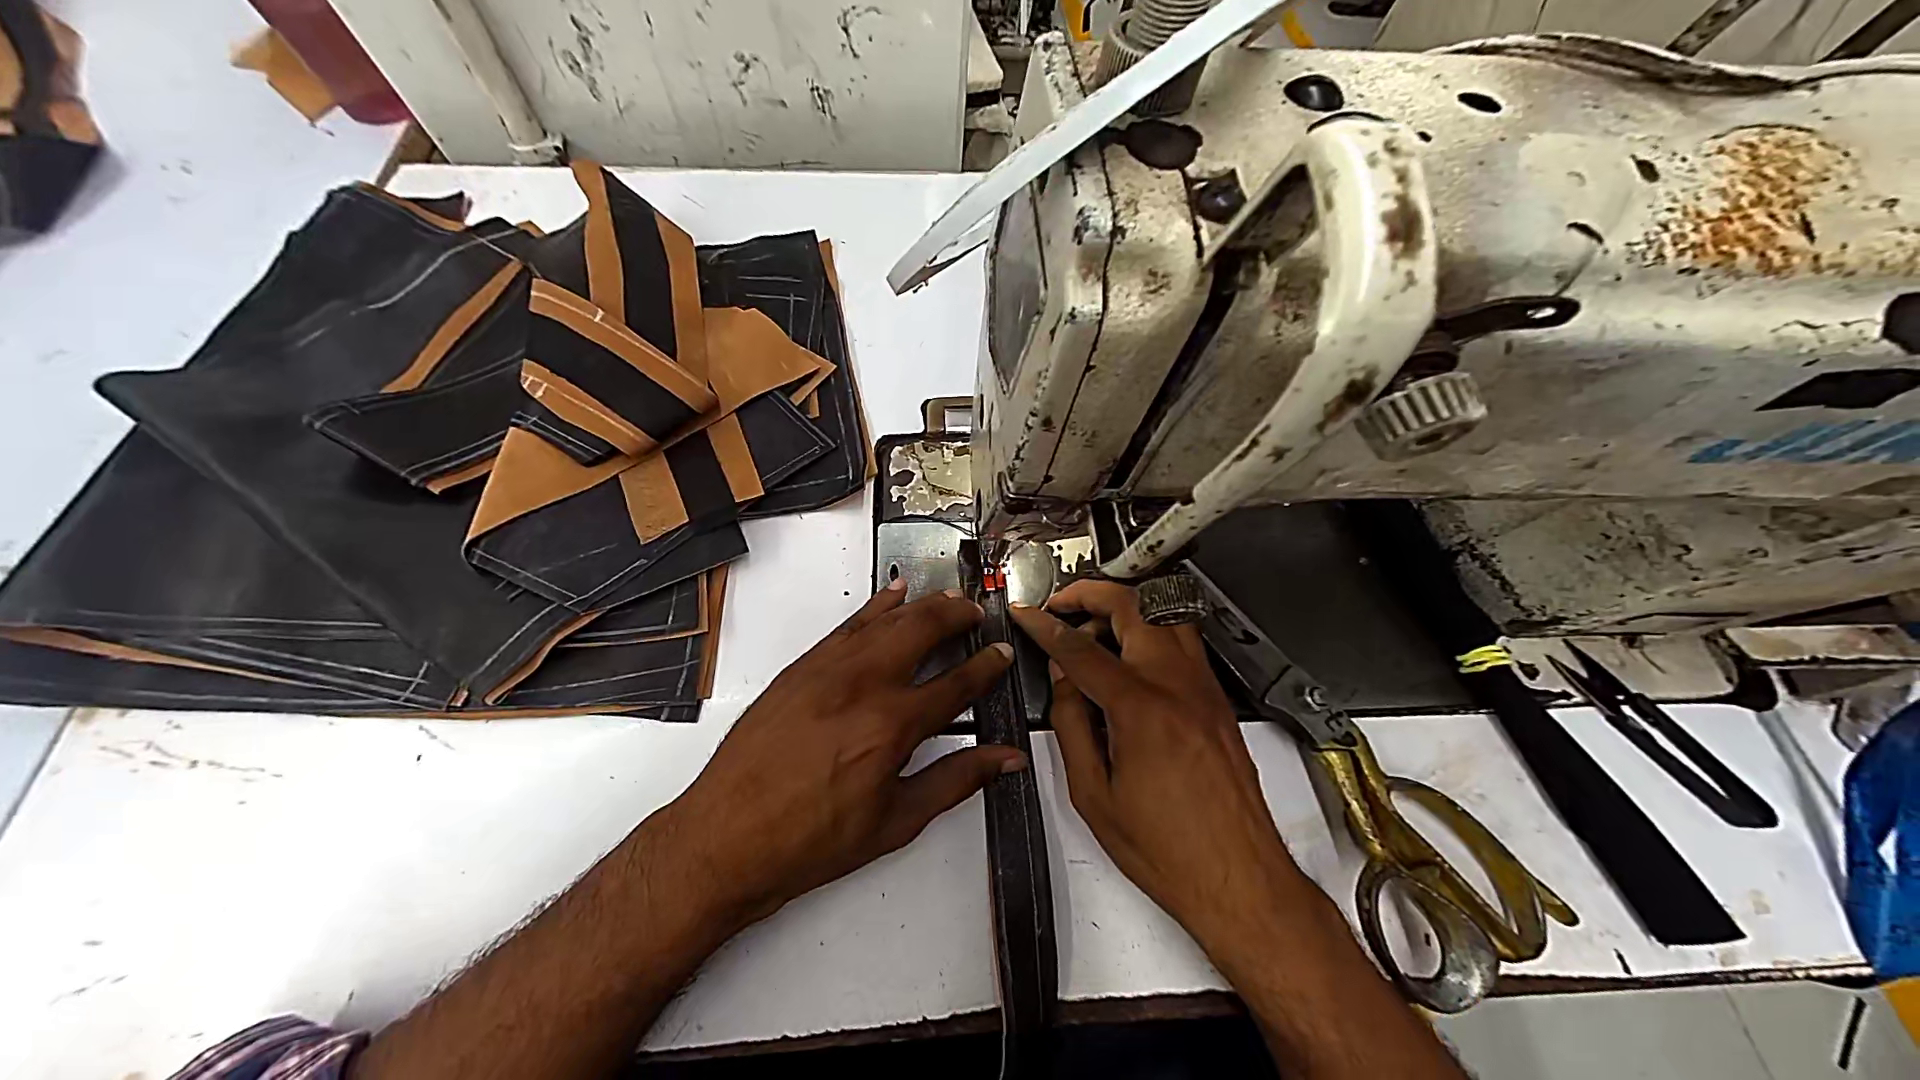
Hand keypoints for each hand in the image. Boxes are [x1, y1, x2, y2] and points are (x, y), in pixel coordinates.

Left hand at [654, 580, 1024, 932]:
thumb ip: (956, 780)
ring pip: (886, 618)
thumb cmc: (801, 839)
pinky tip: (891, 596)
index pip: (956, 683)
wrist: (726, 840)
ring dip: (922, 604)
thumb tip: (999, 761)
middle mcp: (860, 686)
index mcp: (890, 726)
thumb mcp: (896, 820)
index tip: (999, 656)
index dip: (986, 666)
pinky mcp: (800, 668)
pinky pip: (848, 624)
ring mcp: (826, 670)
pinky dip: (875, 605)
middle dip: (959, 616)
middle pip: (924, 629)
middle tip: (977, 615)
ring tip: (946, 600)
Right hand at [1009, 581, 1311, 950]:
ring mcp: (1204, 690)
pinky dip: (1150, 632)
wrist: (1239, 878)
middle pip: (1132, 606)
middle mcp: (1178, 688)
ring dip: (1125, 608)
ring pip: (1165, 613)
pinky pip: (1182, 642)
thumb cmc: (1175, 851)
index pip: (1080, 648)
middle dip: (1089, 594)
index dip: (1046, 627)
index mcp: (1141, 710)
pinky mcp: (1218, 701)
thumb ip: (1071, 726)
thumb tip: (1062, 686)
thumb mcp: (1094, 794)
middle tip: (1063, 603)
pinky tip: (1130, 658)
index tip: (1030, 616)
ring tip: (1095, 627)